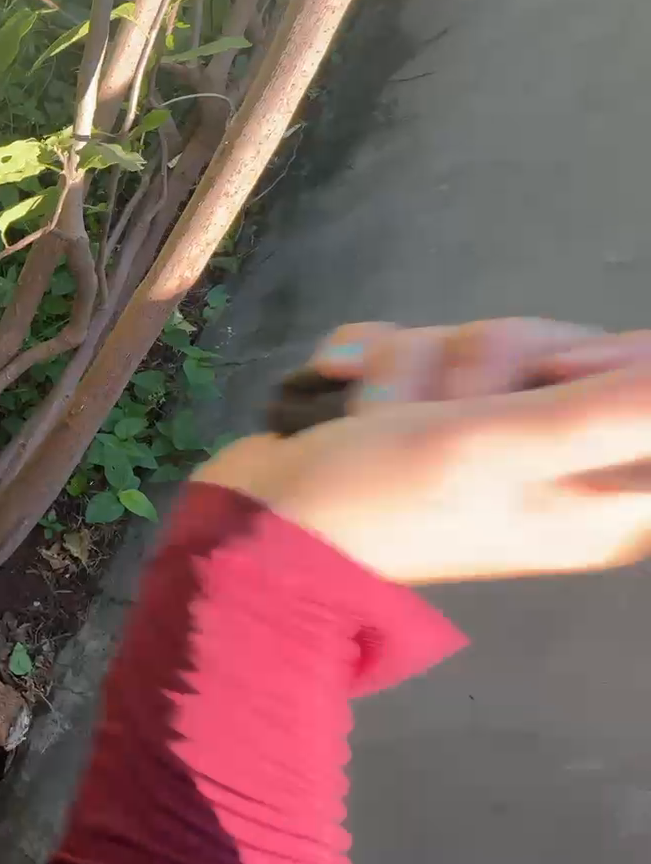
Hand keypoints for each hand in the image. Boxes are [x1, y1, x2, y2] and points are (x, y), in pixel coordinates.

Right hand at [197, 318, 650, 583]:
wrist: (251, 521)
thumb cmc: (377, 501)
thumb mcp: (498, 448)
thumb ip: (618, 406)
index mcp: (603, 481)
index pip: (642, 374)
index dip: (598, 361)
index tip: (546, 377)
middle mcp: (541, 450)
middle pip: (546, 344)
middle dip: (465, 368)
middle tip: (427, 418)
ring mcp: (459, 428)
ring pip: (457, 342)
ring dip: (395, 370)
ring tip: (361, 418)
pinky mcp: (395, 409)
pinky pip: (394, 343)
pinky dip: (355, 358)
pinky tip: (336, 383)